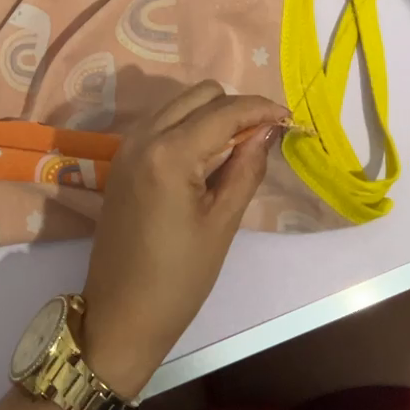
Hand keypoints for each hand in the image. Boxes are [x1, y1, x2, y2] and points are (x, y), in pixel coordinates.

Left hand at [79, 81, 286, 396]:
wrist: (120, 314)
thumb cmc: (178, 278)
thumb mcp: (222, 224)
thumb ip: (246, 168)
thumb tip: (266, 130)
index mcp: (169, 153)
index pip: (224, 111)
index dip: (260, 109)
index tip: (289, 118)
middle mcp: (144, 136)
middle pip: (199, 95)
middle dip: (235, 107)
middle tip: (264, 135)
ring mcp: (128, 145)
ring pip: (179, 103)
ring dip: (211, 113)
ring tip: (240, 144)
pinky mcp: (123, 158)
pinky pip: (162, 121)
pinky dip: (189, 125)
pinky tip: (209, 154)